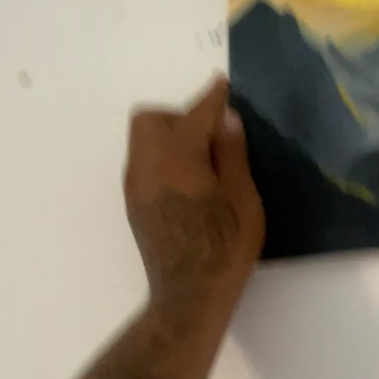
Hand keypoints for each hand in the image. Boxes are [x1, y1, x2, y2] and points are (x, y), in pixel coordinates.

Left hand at [125, 78, 264, 318]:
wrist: (190, 293)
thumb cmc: (226, 246)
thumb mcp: (243, 199)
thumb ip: (231, 154)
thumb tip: (225, 118)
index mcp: (178, 157)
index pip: (195, 115)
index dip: (212, 99)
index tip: (223, 86)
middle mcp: (147, 163)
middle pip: (153, 119)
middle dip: (181, 117)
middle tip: (214, 137)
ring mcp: (135, 184)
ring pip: (144, 140)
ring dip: (171, 138)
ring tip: (205, 162)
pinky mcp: (134, 202)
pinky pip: (145, 162)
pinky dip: (165, 158)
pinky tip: (191, 183)